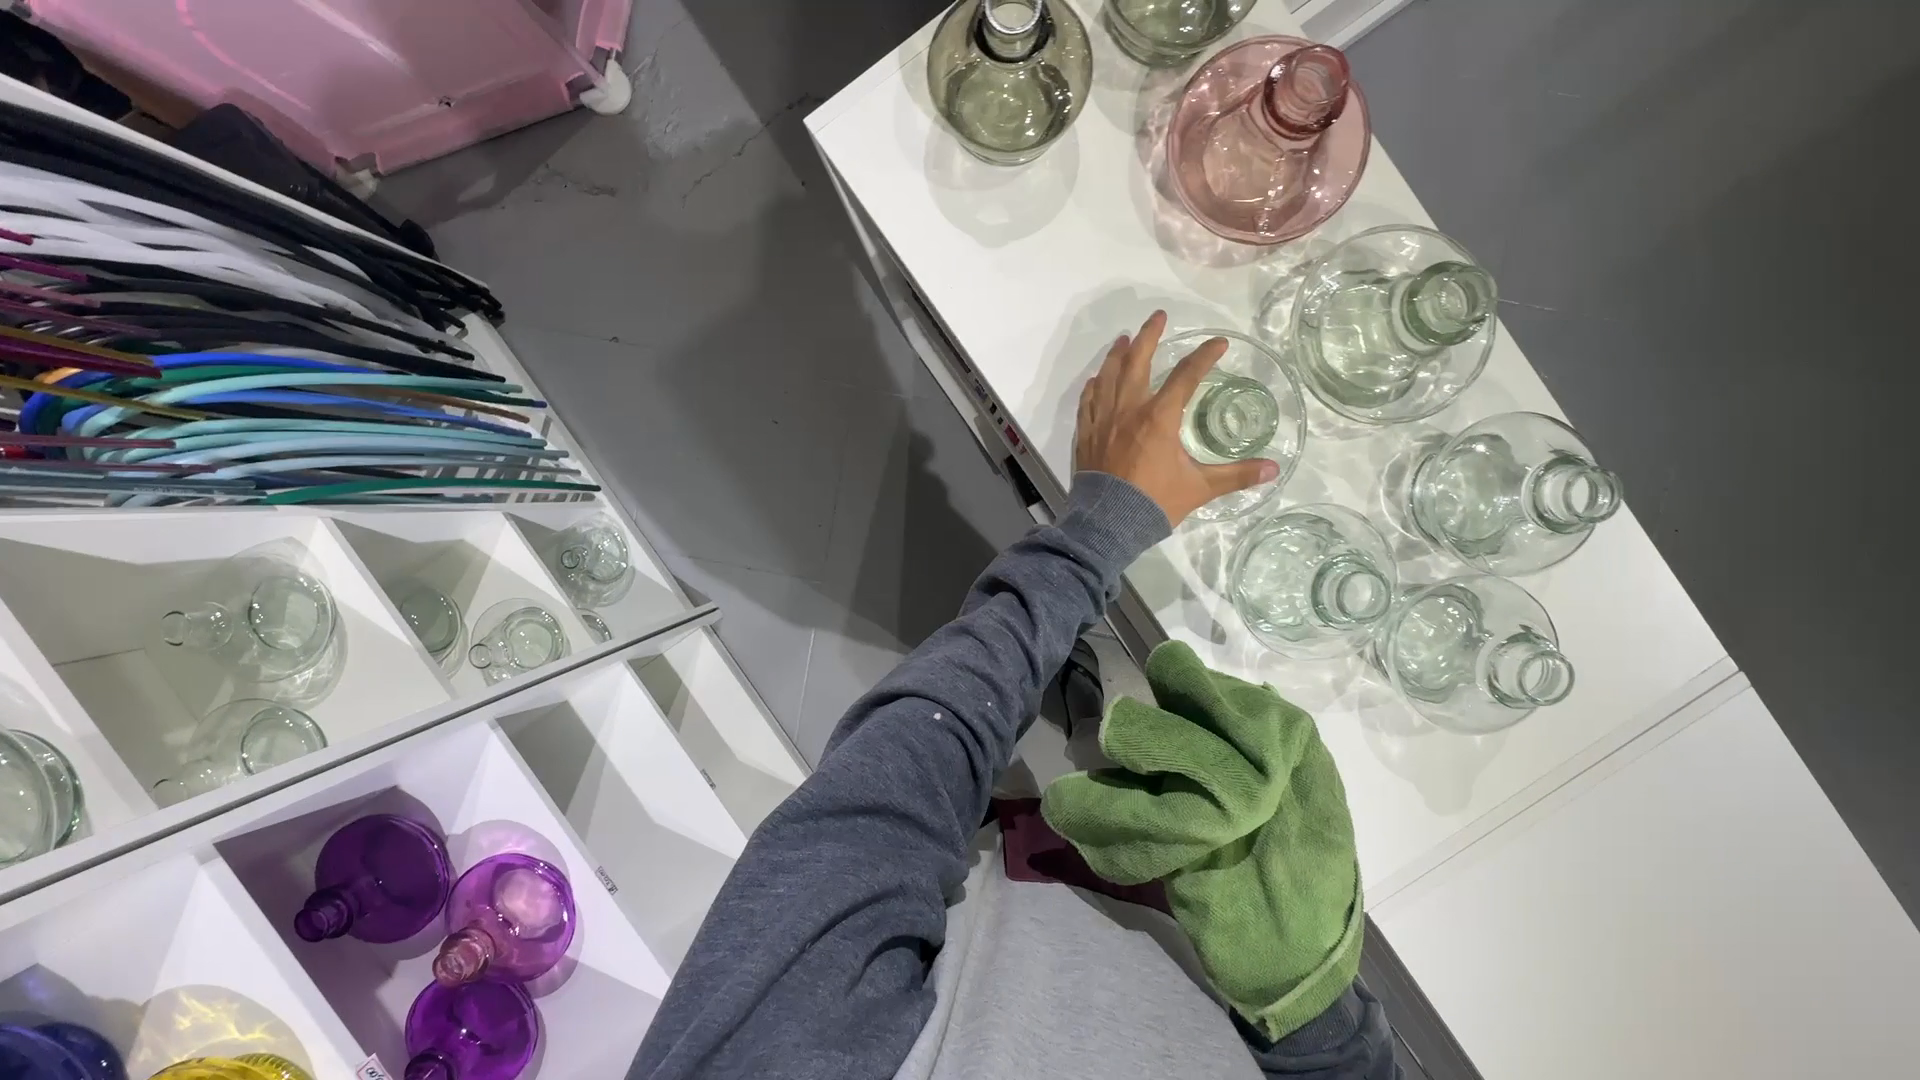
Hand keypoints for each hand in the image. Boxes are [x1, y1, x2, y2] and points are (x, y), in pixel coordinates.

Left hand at [1074, 311, 1277, 526]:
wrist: (1107, 524)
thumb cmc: (1155, 503)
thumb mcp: (1200, 489)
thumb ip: (1236, 475)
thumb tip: (1273, 469)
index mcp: (1158, 417)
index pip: (1186, 376)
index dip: (1204, 357)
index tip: (1219, 344)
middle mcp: (1128, 410)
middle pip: (1137, 362)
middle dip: (1149, 336)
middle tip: (1158, 317)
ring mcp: (1102, 421)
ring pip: (1108, 377)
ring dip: (1117, 356)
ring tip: (1124, 340)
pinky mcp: (1086, 435)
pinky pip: (1087, 403)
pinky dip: (1094, 387)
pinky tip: (1097, 379)